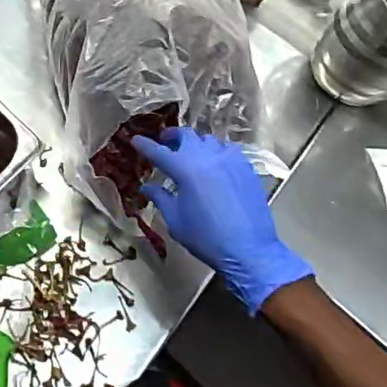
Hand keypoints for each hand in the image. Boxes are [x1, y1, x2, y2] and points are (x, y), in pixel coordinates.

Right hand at [131, 128, 312, 314]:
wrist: (251, 252)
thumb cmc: (207, 238)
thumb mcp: (175, 220)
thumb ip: (160, 198)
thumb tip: (147, 188)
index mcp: (184, 170)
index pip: (158, 151)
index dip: (144, 145)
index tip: (135, 140)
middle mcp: (206, 158)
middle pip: (186, 135)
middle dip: (171, 136)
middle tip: (164, 142)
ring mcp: (229, 160)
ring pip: (208, 140)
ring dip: (195, 143)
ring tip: (190, 153)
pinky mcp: (246, 168)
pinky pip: (227, 150)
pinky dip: (216, 152)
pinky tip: (214, 164)